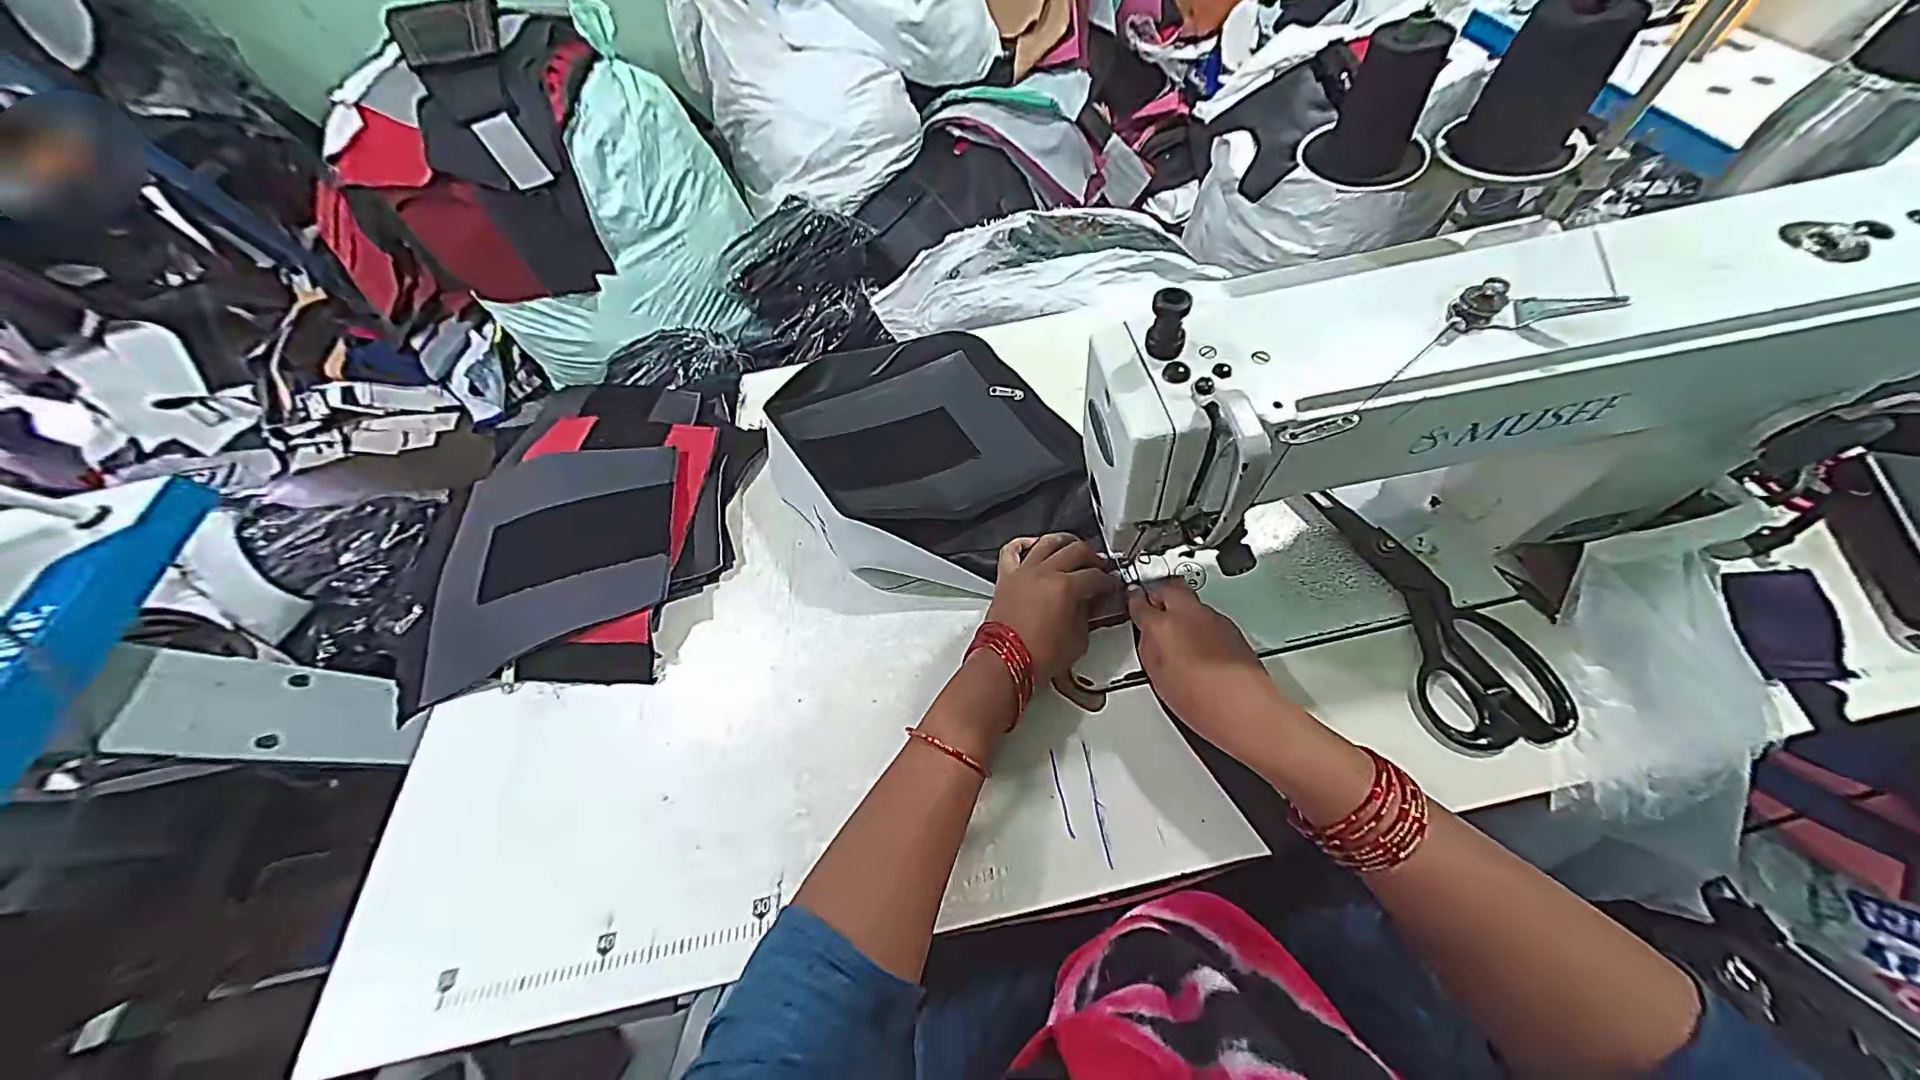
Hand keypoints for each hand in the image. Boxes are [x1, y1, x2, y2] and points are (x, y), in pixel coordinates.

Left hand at [984, 534, 1117, 681]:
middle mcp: (1044, 574)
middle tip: (1099, 565)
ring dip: (1064, 541)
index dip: (1108, 580)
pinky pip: (1011, 551)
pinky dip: (1022, 543)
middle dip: (1093, 557)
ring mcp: (1024, 573)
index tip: (1111, 584)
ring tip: (1073, 544)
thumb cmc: (1035, 656)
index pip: (1095, 576)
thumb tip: (1088, 605)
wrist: (1004, 662)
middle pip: (1076, 551)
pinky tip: (1033, 543)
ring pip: (1046, 542)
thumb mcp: (1077, 640)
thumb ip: (1086, 615)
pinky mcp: (1006, 578)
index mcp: (1065, 587)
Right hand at [1128, 579, 1281, 746]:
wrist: (1245, 709)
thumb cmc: (1205, 701)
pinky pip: (1208, 616)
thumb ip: (1148, 647)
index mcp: (1163, 625)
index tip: (1133, 599)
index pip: (1140, 602)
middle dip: (1158, 594)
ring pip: (1191, 601)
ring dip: (1181, 610)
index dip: (1134, 600)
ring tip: (1178, 634)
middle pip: (1168, 588)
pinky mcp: (1231, 627)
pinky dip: (1200, 624)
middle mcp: (1190, 615)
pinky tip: (1198, 645)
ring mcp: (1213, 619)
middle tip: (1153, 606)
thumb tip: (1148, 638)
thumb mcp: (1157, 677)